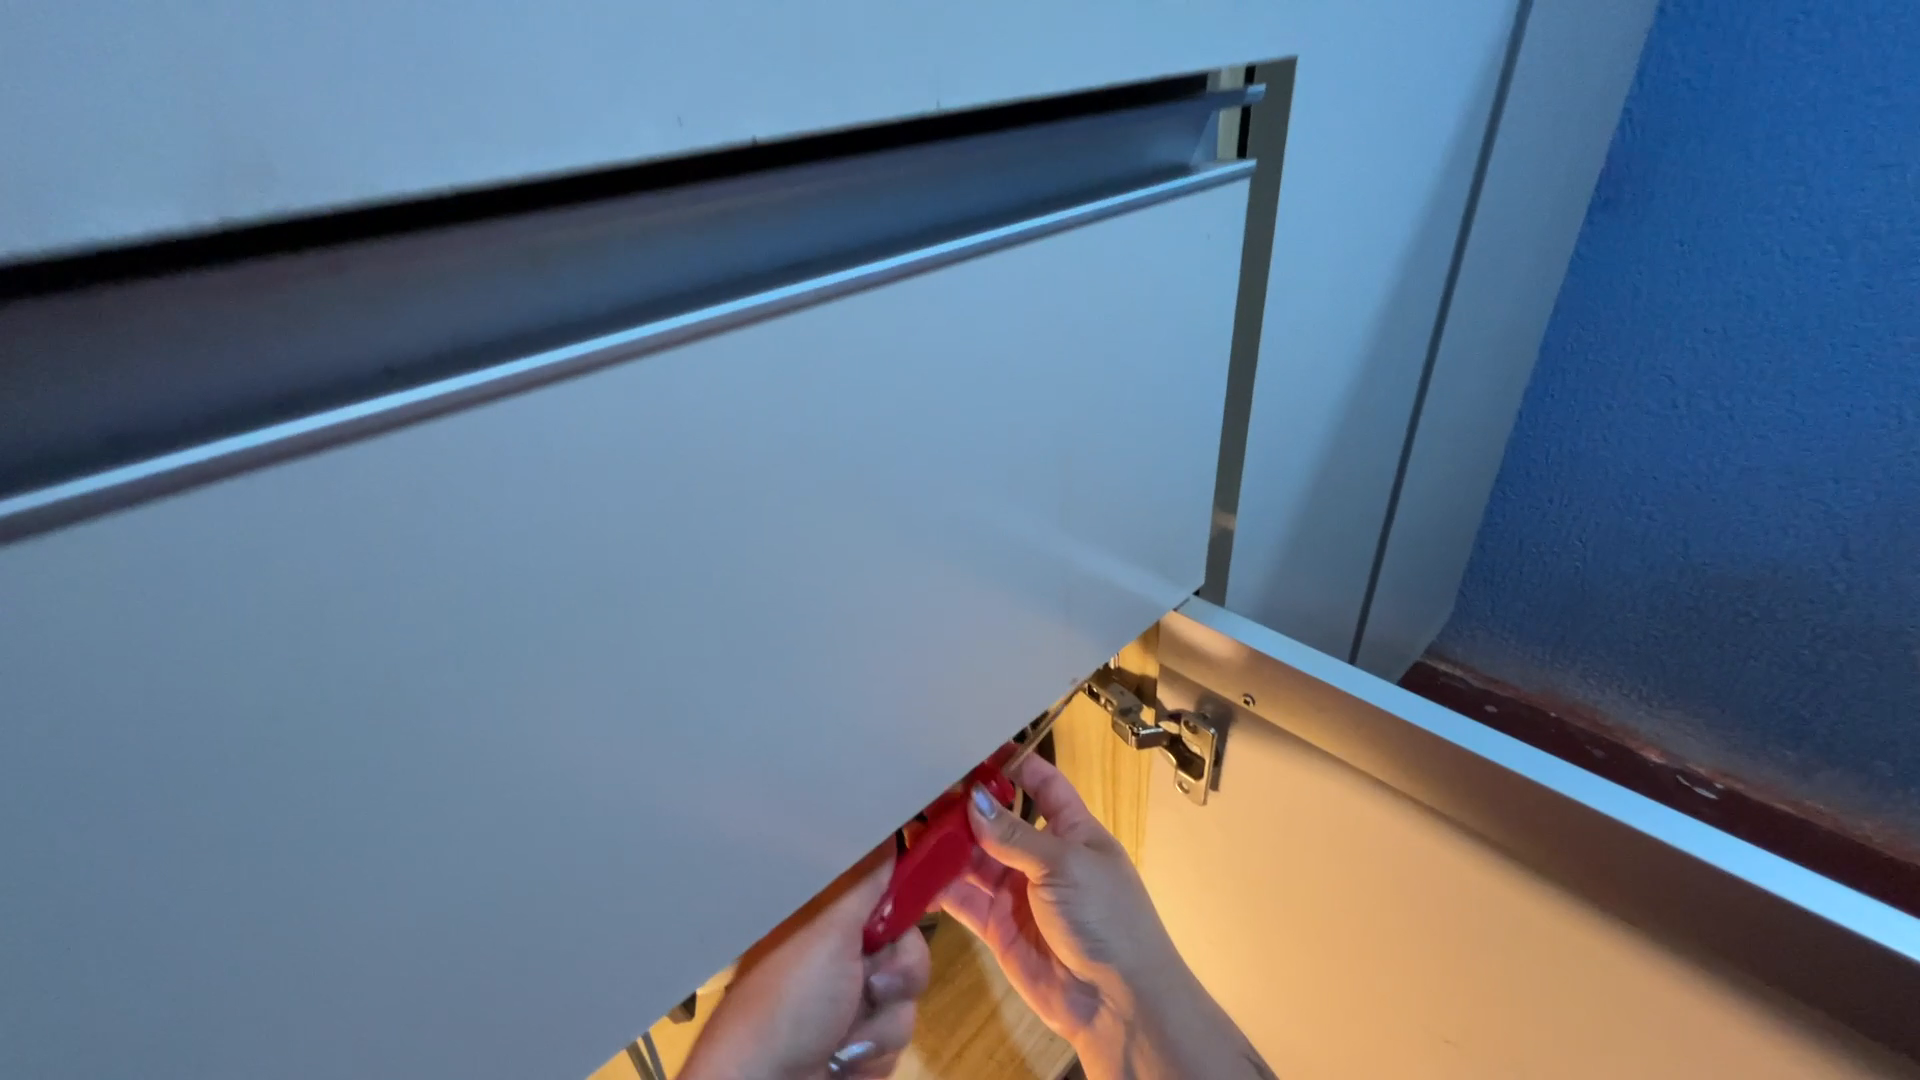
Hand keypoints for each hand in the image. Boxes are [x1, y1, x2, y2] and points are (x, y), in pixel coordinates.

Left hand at [680, 849, 930, 1079]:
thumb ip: (866, 882)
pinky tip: (845, 1061)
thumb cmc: (788, 1003)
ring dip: (883, 1021)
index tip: (913, 908)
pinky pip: (899, 1034)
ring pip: (908, 993)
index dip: (905, 898)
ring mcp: (851, 999)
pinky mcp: (861, 1041)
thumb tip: (889, 829)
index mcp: (827, 917)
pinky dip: (877, 1052)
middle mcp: (841, 952)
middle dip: (898, 972)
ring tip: (844, 1039)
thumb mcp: (829, 930)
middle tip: (870, 986)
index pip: (884, 889)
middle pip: (908, 941)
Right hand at [935, 755, 1182, 1044]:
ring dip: (946, 844)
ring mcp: (1016, 891)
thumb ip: (1014, 835)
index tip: (975, 747)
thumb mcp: (1063, 864)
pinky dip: (938, 886)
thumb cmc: (1105, 916)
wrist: (1117, 1003)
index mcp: (1072, 829)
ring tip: (908, 823)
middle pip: (997, 821)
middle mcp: (1041, 855)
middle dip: (965, 806)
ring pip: (973, 858)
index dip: (1013, 763)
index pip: (1042, 784)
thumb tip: (973, 797)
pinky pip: (963, 898)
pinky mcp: (997, 926)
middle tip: (923, 788)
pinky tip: (912, 870)